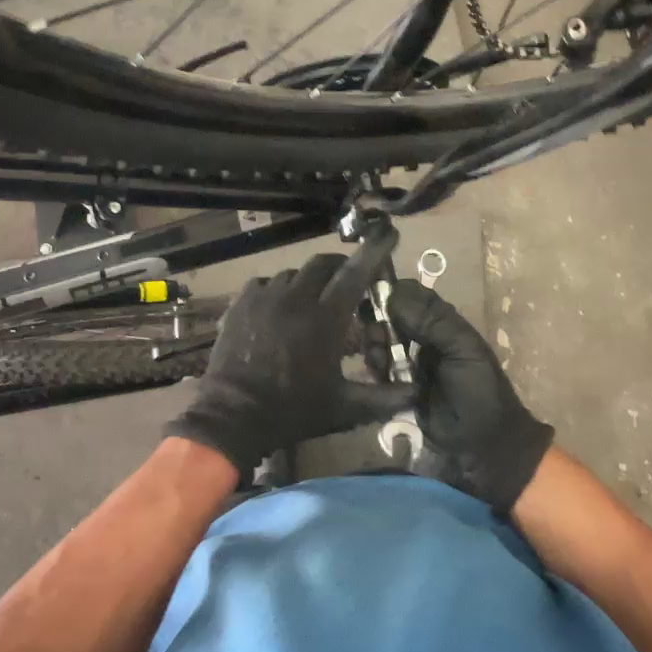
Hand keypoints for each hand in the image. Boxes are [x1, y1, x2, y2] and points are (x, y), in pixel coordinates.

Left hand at [165, 235, 414, 473]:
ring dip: (309, 281)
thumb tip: (419, 394)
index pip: (356, 273)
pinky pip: (266, 282)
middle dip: (340, 266)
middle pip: (324, 264)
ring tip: (312, 301)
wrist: (233, 418)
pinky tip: (280, 309)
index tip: (387, 233)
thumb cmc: (293, 412)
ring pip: (293, 273)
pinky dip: (279, 290)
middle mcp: (296, 299)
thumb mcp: (343, 408)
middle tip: (347, 281)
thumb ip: (383, 399)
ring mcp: (265, 298)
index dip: (375, 251)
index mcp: (326, 320)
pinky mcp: (240, 303)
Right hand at [385, 280, 553, 512]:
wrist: (483, 449)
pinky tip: (378, 378)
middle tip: (378, 340)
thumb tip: (394, 295)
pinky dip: (374, 372)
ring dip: (375, 349)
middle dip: (378, 325)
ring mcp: (408, 367)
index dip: (391, 295)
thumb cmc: (481, 395)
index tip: (373, 299)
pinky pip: (377, 374)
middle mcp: (423, 341)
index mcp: (444, 326)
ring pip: (380, 345)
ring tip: (380, 365)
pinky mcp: (395, 392)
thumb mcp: (463, 351)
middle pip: (389, 320)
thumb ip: (433, 321)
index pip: (411, 297)